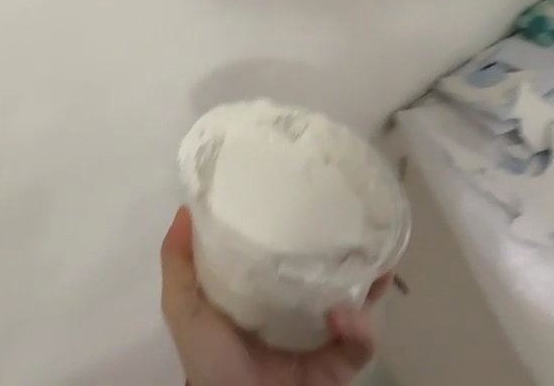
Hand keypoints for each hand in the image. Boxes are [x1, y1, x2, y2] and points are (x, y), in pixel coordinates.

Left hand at [160, 207, 389, 385]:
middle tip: (352, 217)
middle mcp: (287, 306)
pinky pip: (359, 343)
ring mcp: (317, 336)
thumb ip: (178, 258)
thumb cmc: (208, 359)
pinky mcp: (339, 367)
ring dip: (367, 281)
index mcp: (252, 289)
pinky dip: (359, 329)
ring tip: (375, 260)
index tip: (293, 186)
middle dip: (338, 245)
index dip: (283, 219)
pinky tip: (346, 316)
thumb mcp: (182, 305)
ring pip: (352, 300)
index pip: (271, 245)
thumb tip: (185, 206)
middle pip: (318, 268)